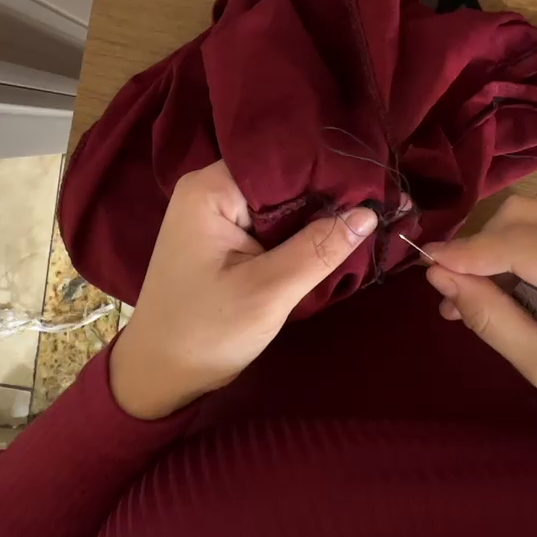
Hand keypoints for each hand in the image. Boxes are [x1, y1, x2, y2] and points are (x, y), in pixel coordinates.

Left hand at [109, 161, 375, 418]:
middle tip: (377, 201)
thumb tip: (370, 211)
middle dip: (324, 193)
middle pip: (280, 177)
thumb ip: (319, 248)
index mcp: (210, 188)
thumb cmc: (206, 332)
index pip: (279, 161)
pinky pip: (269, 219)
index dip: (326, 171)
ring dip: (313, 214)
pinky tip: (331, 235)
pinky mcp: (223, 233)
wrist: (158, 376)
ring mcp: (215, 210)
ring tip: (365, 215)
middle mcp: (210, 188)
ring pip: (279, 200)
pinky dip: (296, 230)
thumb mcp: (268, 292)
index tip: (373, 183)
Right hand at [423, 196, 536, 444]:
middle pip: (523, 215)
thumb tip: (438, 274)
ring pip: (529, 214)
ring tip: (473, 291)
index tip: (425, 261)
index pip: (523, 245)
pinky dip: (514, 248)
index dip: (469, 250)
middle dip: (479, 246)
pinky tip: (503, 282)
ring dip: (493, 246)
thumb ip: (489, 317)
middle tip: (452, 289)